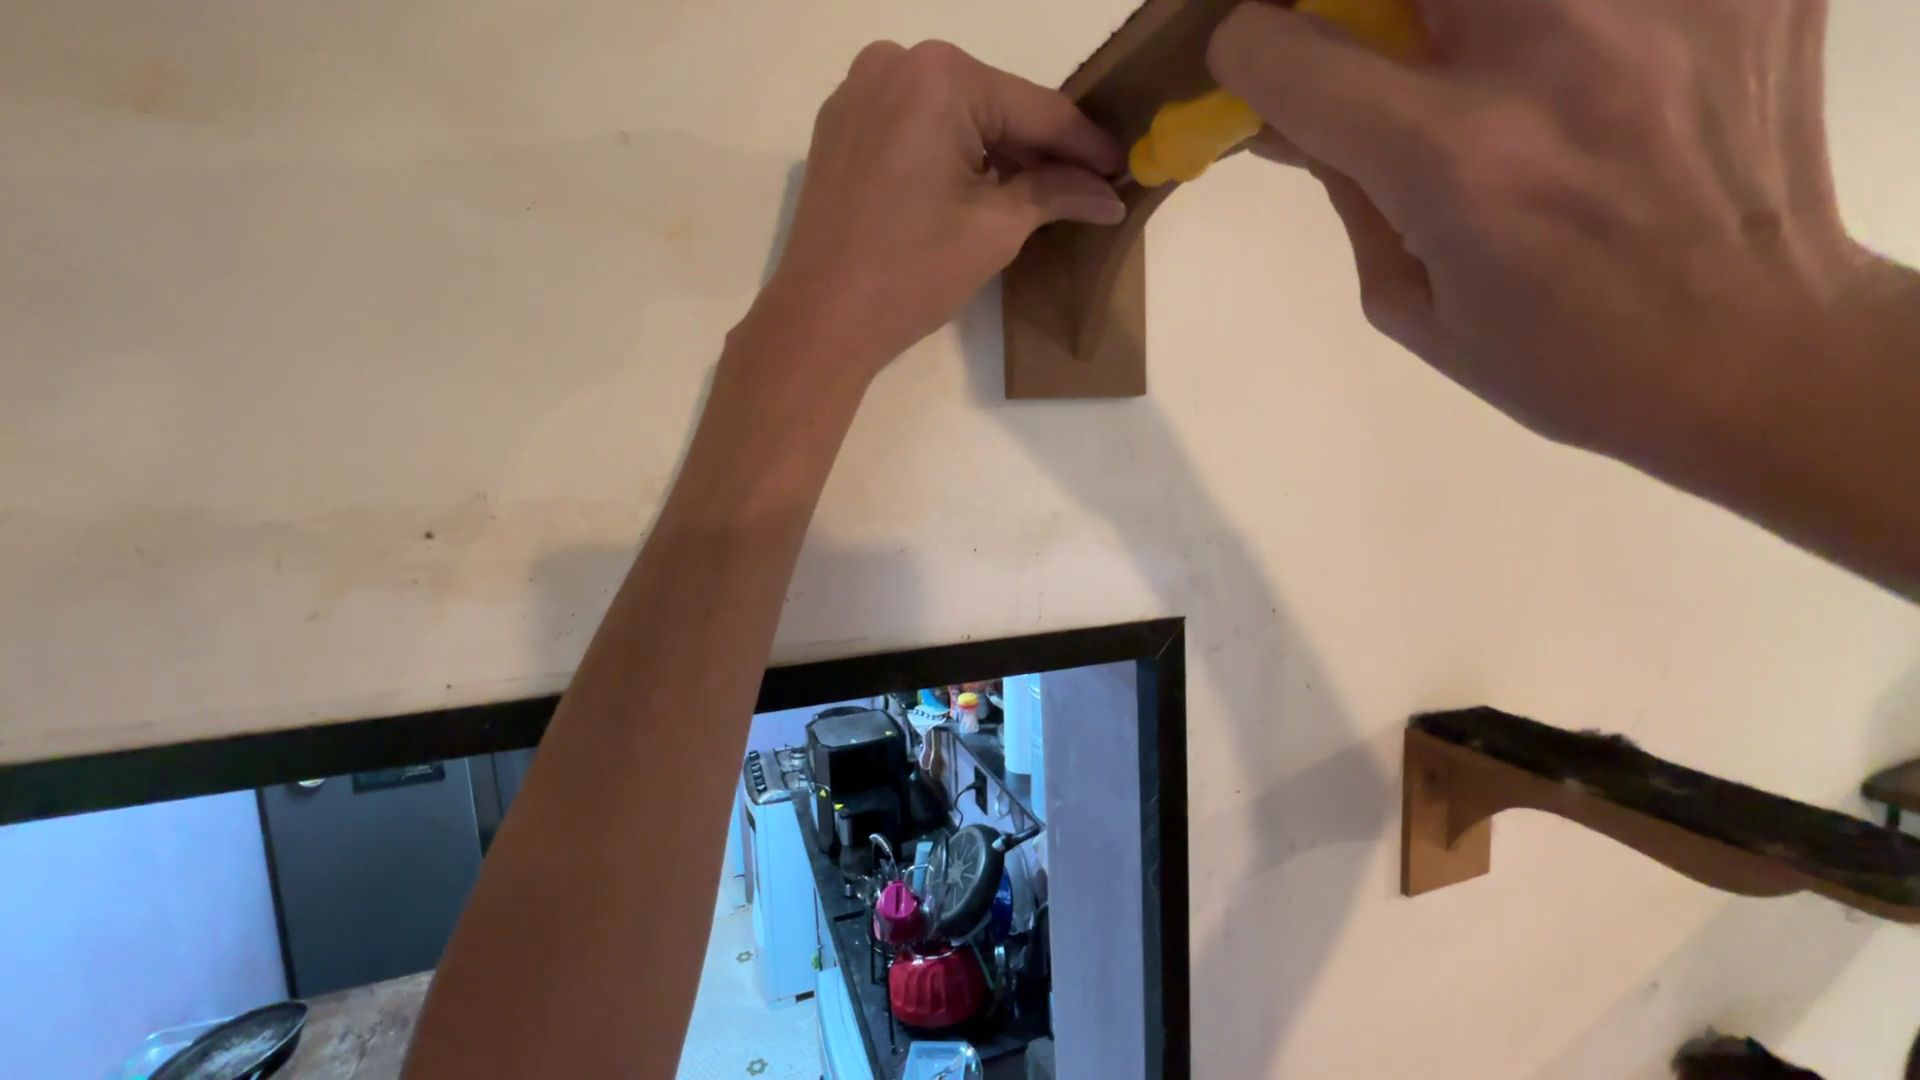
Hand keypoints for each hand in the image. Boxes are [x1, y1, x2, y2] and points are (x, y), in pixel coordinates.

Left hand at [751, 41, 1125, 376]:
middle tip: (1085, 185)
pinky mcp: (840, 129)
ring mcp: (858, 93)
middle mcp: (894, 64)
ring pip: (952, 116)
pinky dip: (948, 154)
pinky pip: (913, 129)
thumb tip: (1108, 193)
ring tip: (1038, 193)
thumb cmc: (910, 273)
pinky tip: (975, 189)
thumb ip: (1056, 194)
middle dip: (1037, 149)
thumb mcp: (995, 230)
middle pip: (991, 106)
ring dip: (994, 152)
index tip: (1122, 166)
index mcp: (938, 76)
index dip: (1084, 143)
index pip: (1034, 109)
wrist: (820, 320)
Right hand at [1209, 0, 1870, 458]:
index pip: (1296, 57)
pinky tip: (1575, 64)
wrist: (1752, 351)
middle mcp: (1557, 48)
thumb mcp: (1407, 299)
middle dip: (1355, 5)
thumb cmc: (1552, 356)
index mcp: (1457, 160)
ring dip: (1450, 18)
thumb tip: (1284, 119)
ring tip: (1473, 68)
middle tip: (1371, 54)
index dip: (1249, 52)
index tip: (1252, 65)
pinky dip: (1554, 22)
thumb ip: (1344, 190)